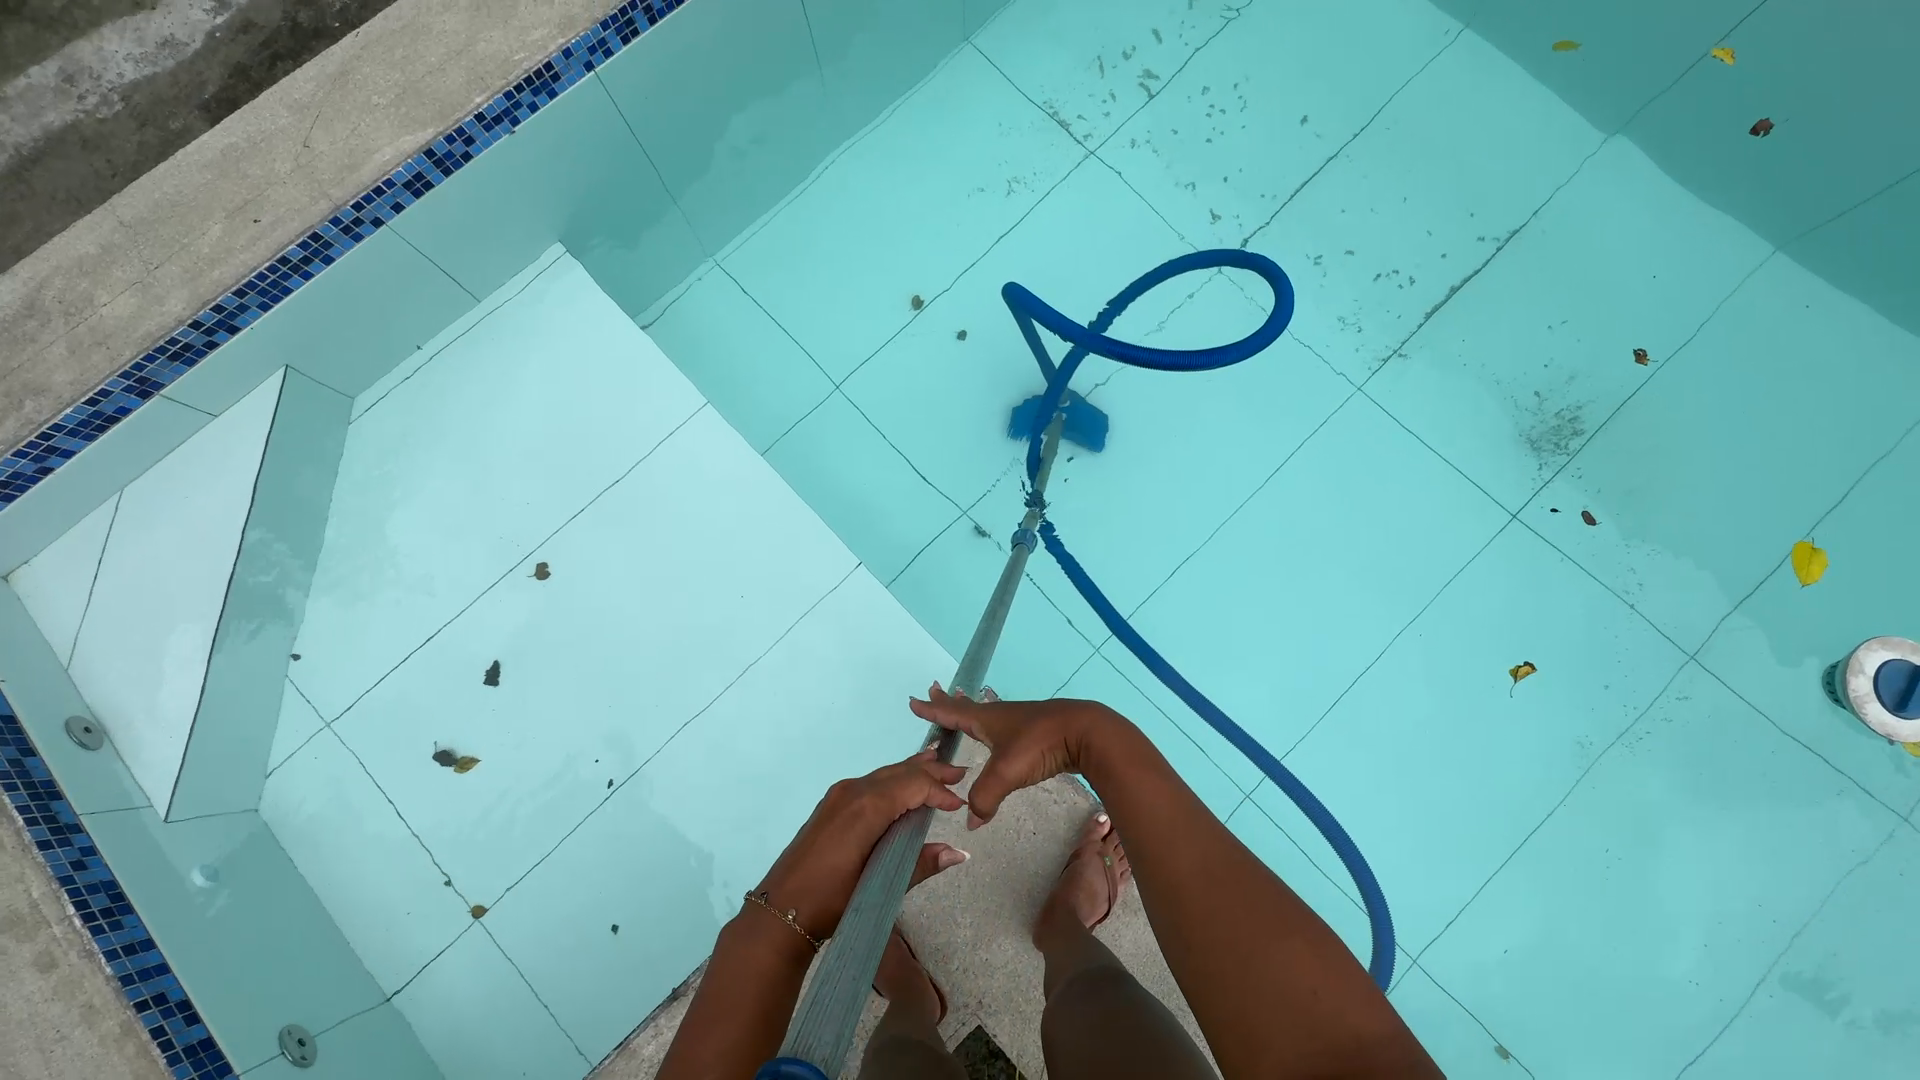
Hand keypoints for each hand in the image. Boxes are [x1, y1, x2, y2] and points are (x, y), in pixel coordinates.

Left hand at [754, 750, 969, 945]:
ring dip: (912, 773)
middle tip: (959, 772)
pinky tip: (903, 784)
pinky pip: (871, 783)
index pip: (912, 785)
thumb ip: (919, 865)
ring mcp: (839, 796)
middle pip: (899, 773)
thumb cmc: (829, 901)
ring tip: (938, 766)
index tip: (960, 806)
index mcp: (865, 808)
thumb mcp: (877, 886)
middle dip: (930, 771)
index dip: (938, 791)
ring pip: (884, 775)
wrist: (779, 910)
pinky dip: (893, 780)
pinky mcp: (832, 805)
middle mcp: (852, 792)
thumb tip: (959, 853)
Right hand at [908, 682, 1127, 829]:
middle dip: (948, 701)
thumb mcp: (1006, 774)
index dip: (933, 710)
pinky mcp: (1037, 731)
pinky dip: (992, 726)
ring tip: (961, 707)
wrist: (1085, 732)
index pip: (952, 713)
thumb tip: (971, 822)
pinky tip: (999, 734)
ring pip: (988, 714)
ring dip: (971, 711)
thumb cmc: (1039, 744)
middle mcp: (1000, 715)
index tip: (914, 701)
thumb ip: (984, 798)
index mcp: (986, 719)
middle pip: (967, 706)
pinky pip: (1005, 726)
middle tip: (933, 689)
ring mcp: (1020, 721)